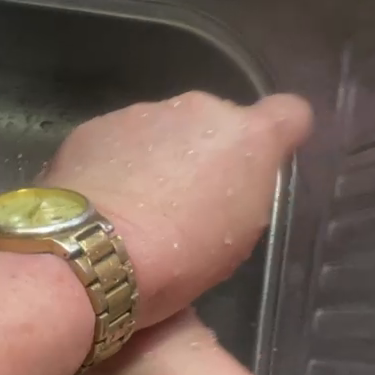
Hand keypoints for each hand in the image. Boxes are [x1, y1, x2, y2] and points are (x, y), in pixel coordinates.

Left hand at [39, 91, 311, 327]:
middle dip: (195, 156)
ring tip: (121, 211)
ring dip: (145, 161)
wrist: (87, 259)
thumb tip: (223, 194)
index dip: (271, 139)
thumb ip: (238, 201)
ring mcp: (140, 114)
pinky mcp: (90, 129)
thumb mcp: (230, 244)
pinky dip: (103, 168)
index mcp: (250, 138)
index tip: (248, 169)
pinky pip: (106, 145)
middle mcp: (199, 109)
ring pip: (153, 133)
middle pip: (208, 125)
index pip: (287, 115)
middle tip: (169, 206)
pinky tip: (90, 206)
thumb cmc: (172, 265)